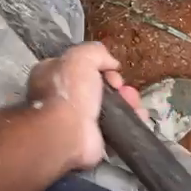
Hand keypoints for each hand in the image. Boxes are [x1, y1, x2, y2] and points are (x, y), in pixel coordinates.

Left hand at [25, 42, 142, 170]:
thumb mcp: (81, 57)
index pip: (78, 65)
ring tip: (134, 104)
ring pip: (110, 106)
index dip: (98, 65)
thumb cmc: (69, 91)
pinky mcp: (94, 137)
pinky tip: (139, 116)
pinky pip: (117, 126)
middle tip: (124, 88)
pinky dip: (130, 120)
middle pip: (98, 85)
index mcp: (51, 75)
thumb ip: (96, 52)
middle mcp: (63, 96)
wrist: (69, 133)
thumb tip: (111, 62)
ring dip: (127, 102)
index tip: (111, 69)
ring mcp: (78, 119)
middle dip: (117, 85)